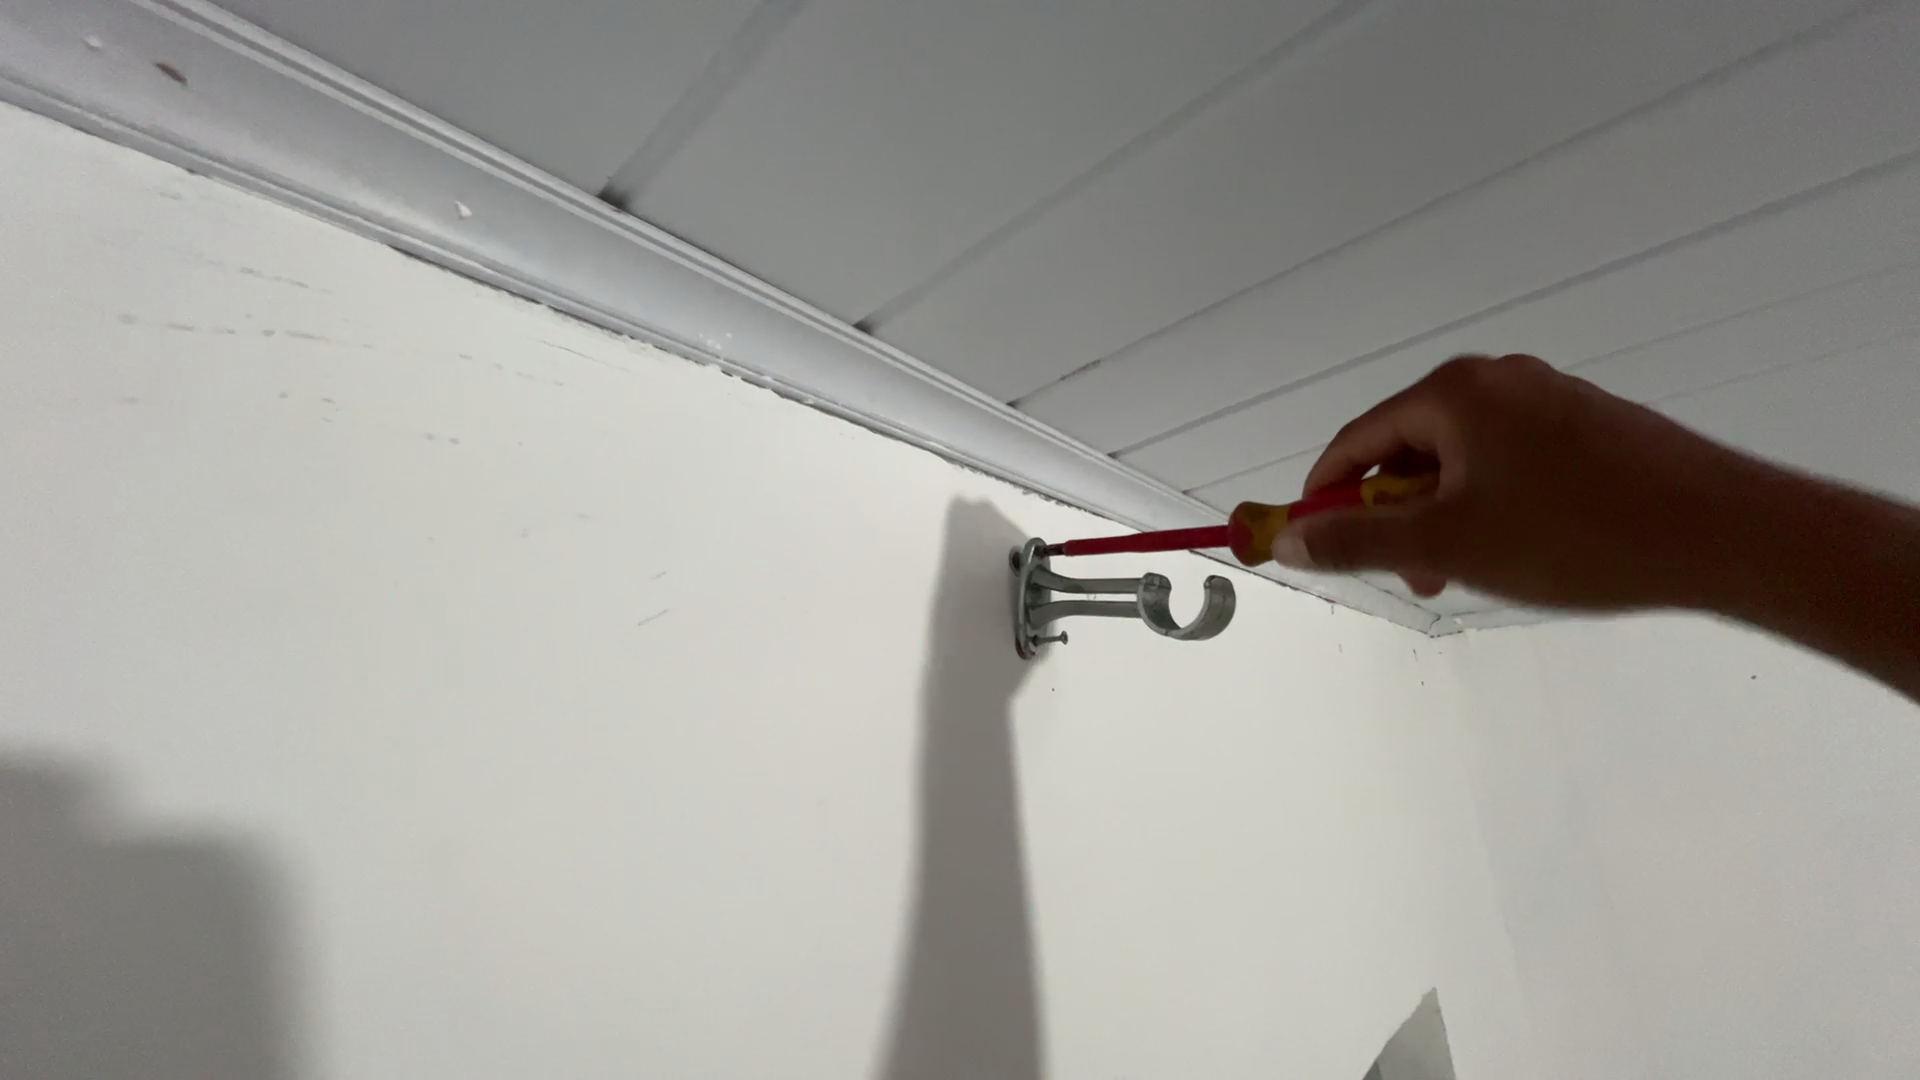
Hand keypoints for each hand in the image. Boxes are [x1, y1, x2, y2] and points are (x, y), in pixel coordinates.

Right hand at [1270, 353, 1755, 609]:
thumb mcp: (1444, 545)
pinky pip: (1501, 462)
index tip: (1313, 540)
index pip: (1354, 442)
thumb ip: (1353, 542)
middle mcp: (1495, 381)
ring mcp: (1545, 399)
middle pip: (1404, 451)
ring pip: (1454, 462)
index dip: (1324, 495)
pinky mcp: (1585, 424)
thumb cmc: (1572, 535)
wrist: (1738, 538)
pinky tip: (1507, 547)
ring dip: (1437, 517)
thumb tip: (1286, 543)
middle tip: (1406, 571)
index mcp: (1452, 394)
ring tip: (1458, 570)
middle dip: (1391, 516)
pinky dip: (1483, 504)